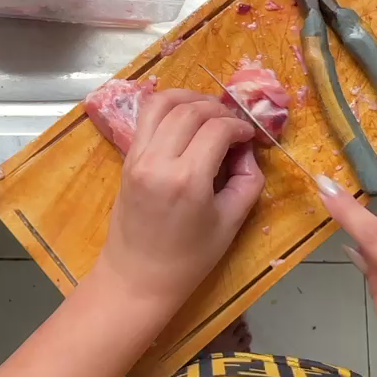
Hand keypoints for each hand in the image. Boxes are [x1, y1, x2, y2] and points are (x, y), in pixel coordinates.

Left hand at [97, 90, 263, 306]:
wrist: (137, 278)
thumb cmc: (188, 259)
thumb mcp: (231, 223)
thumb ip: (247, 181)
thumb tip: (246, 150)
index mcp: (187, 180)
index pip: (217, 129)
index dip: (239, 126)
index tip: (249, 136)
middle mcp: (158, 161)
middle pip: (190, 110)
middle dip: (218, 109)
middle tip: (233, 122)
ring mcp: (137, 157)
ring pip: (161, 103)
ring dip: (189, 98)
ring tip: (209, 109)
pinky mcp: (127, 158)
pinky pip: (145, 117)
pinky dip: (167, 108)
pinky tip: (185, 117)